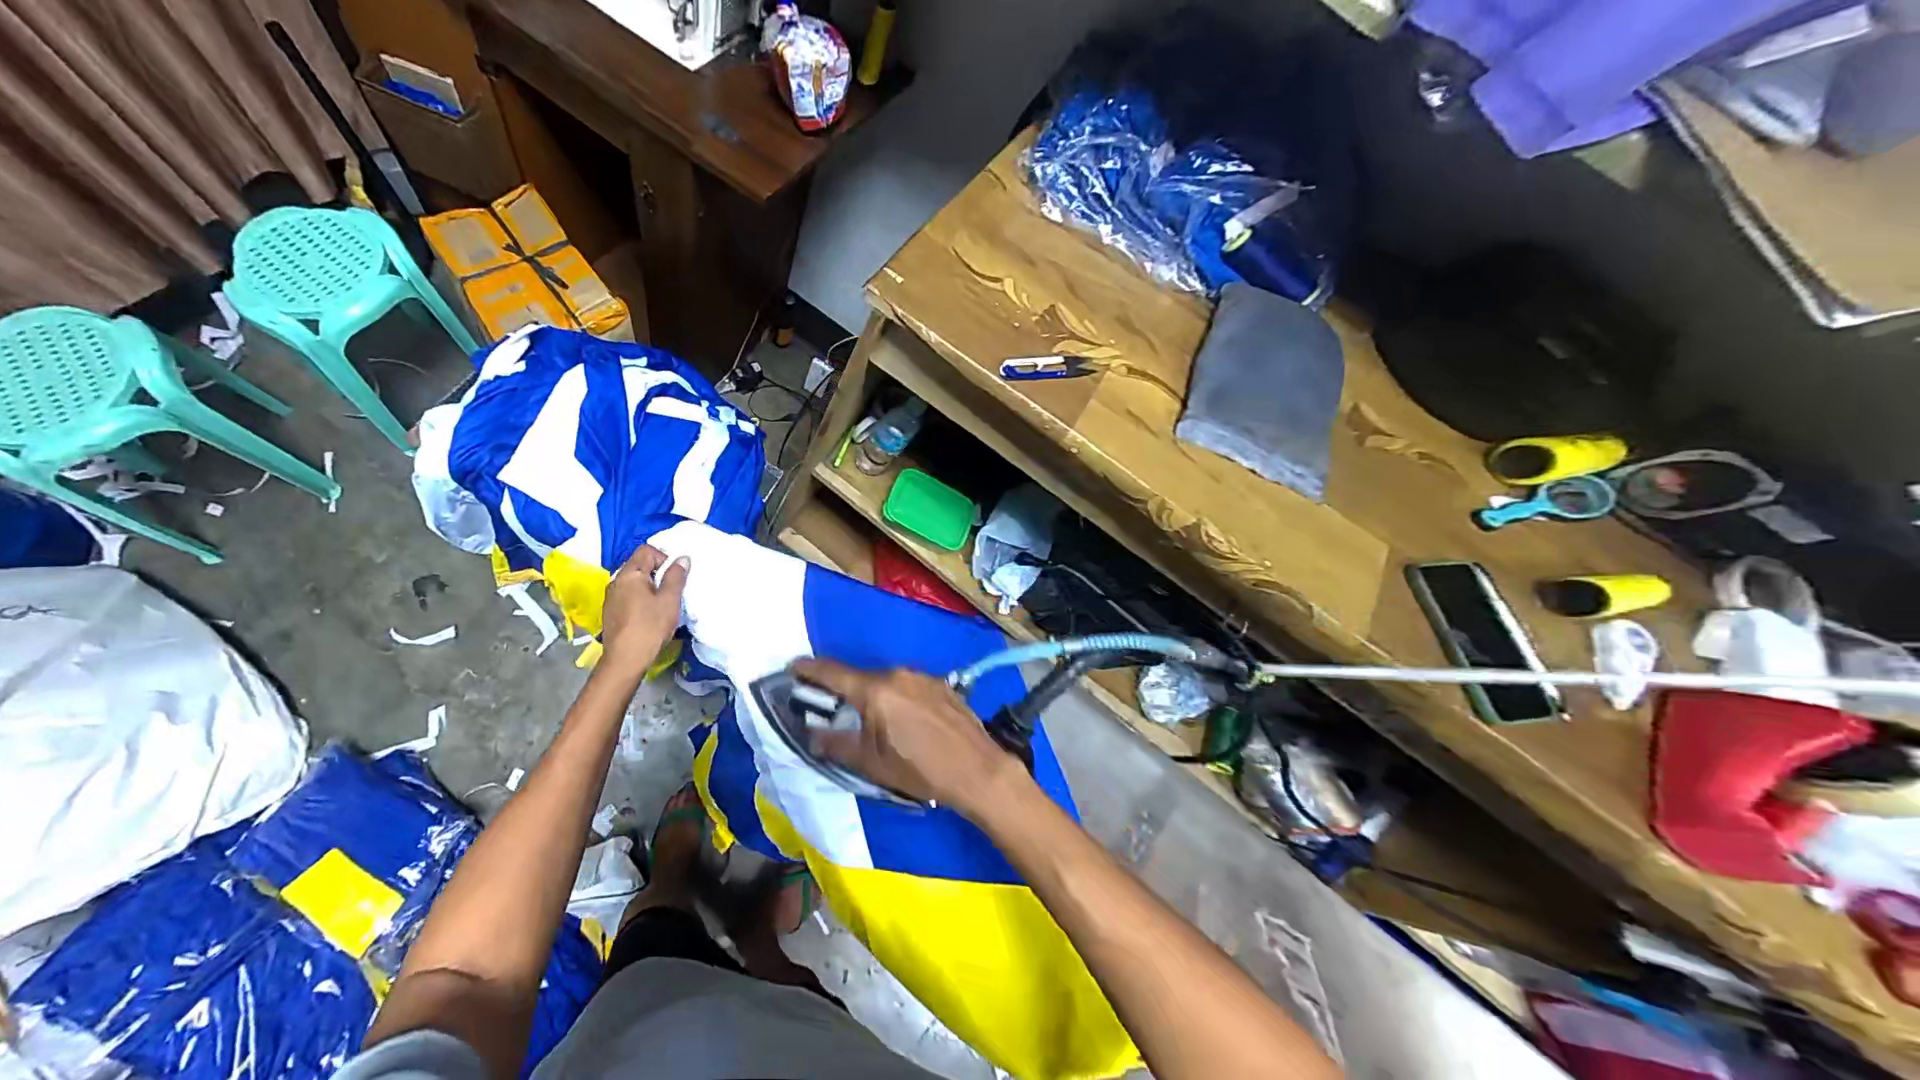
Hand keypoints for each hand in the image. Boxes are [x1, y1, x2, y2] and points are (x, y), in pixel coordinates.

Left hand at [599, 546, 687, 678]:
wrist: (626, 658)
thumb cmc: (650, 626)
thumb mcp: (670, 600)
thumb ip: (676, 576)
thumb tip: (682, 558)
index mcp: (629, 574)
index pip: (647, 551)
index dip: (664, 558)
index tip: (675, 576)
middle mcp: (615, 580)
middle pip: (638, 565)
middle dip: (657, 572)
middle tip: (672, 590)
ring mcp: (610, 596)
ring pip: (633, 581)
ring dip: (648, 586)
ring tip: (661, 603)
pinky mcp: (610, 611)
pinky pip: (627, 594)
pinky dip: (639, 597)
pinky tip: (648, 614)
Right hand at [788, 658, 1021, 815]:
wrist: (978, 770)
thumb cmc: (921, 771)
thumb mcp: (872, 764)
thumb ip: (838, 744)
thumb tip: (814, 734)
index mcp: (876, 691)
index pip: (833, 673)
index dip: (810, 670)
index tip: (793, 667)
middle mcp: (898, 675)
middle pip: (861, 678)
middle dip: (845, 692)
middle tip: (834, 710)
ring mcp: (923, 677)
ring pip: (887, 682)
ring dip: (875, 697)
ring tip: (875, 723)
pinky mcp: (942, 684)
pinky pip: (909, 687)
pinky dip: (899, 699)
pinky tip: (906, 722)